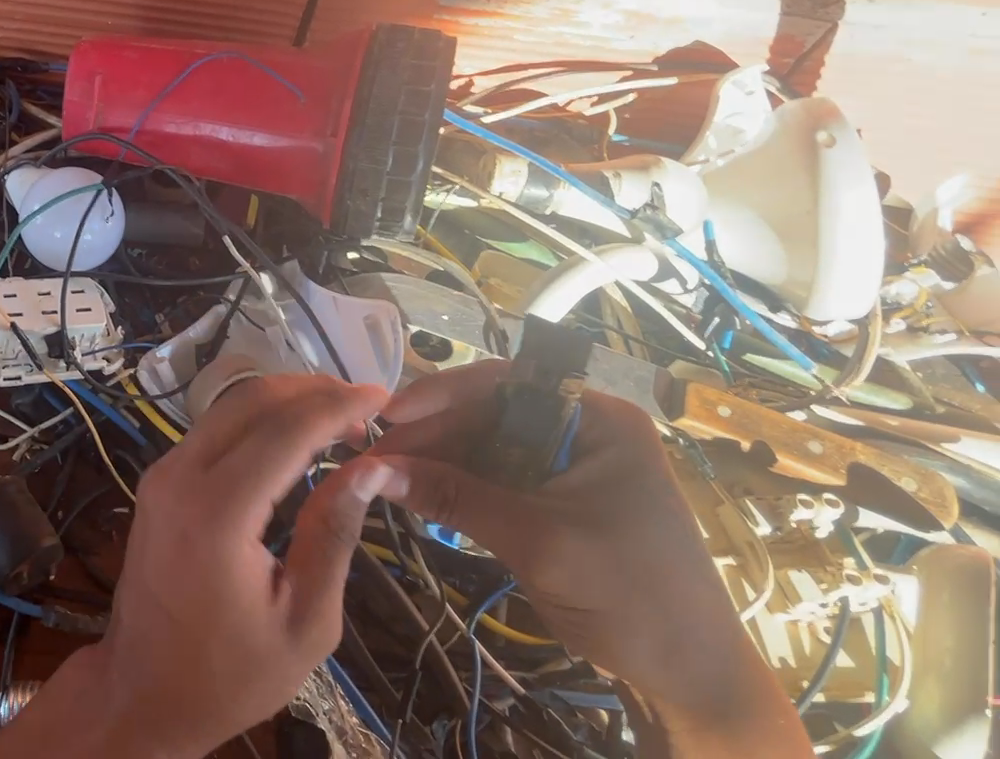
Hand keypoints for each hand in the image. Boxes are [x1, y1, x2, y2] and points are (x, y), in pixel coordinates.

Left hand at [0, 374, 394, 758]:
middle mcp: (179, 475)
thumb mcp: (304, 621)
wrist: (141, 690)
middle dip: (311, 391)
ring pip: (227, 409)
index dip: (336, 406)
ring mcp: (162, 474)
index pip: (284, 432)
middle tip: (364, 406)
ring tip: (339, 418)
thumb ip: (333, 534)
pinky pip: (211, 432)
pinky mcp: (158, 481)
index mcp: (215, 511)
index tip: (384, 397)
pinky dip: (257, 422)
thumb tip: (370, 467)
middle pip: (249, 402)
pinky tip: (294, 438)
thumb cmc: (229, 674)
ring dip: (284, 402)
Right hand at [361, 360, 811, 756]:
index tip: (389, 416)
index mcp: (596, 419)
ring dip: (434, 460)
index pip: (505, 383)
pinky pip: (488, 475)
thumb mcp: (536, 541)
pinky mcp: (548, 496)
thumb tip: (370, 470)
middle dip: (430, 434)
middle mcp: (579, 429)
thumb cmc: (630, 595)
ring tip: (383, 476)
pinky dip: (452, 484)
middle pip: (485, 412)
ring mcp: (564, 463)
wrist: (690, 677)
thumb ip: (453, 497)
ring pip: (480, 444)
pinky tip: (416, 494)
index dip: (441, 393)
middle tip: (373, 457)